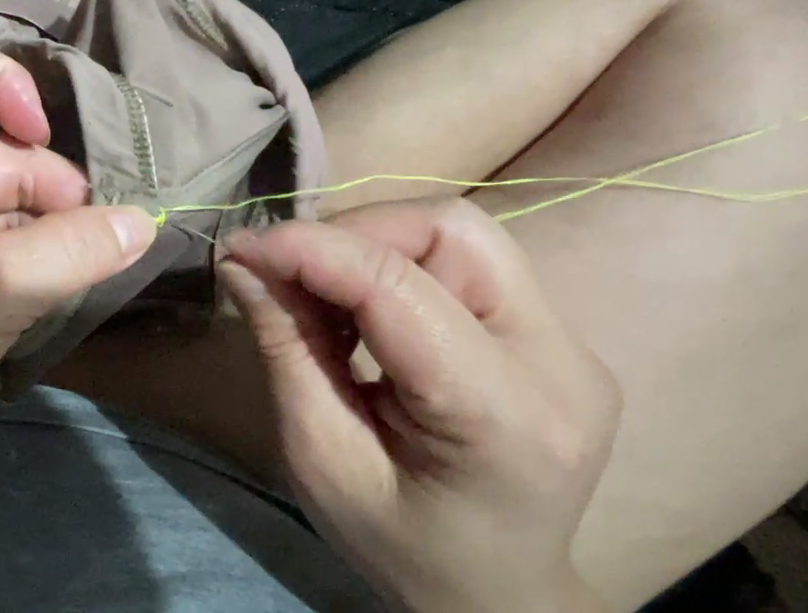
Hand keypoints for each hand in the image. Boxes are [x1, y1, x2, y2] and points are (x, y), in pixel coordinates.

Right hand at [217, 198, 621, 612]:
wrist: (497, 591)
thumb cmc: (399, 542)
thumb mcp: (321, 456)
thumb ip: (286, 349)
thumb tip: (240, 261)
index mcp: (504, 416)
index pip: (399, 286)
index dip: (309, 248)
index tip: (239, 248)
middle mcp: (559, 362)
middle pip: (450, 231)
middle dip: (352, 235)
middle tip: (289, 274)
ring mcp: (568, 343)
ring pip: (457, 231)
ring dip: (372, 243)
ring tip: (323, 292)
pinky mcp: (552, 331)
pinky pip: (463, 258)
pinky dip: (395, 260)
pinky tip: (364, 308)